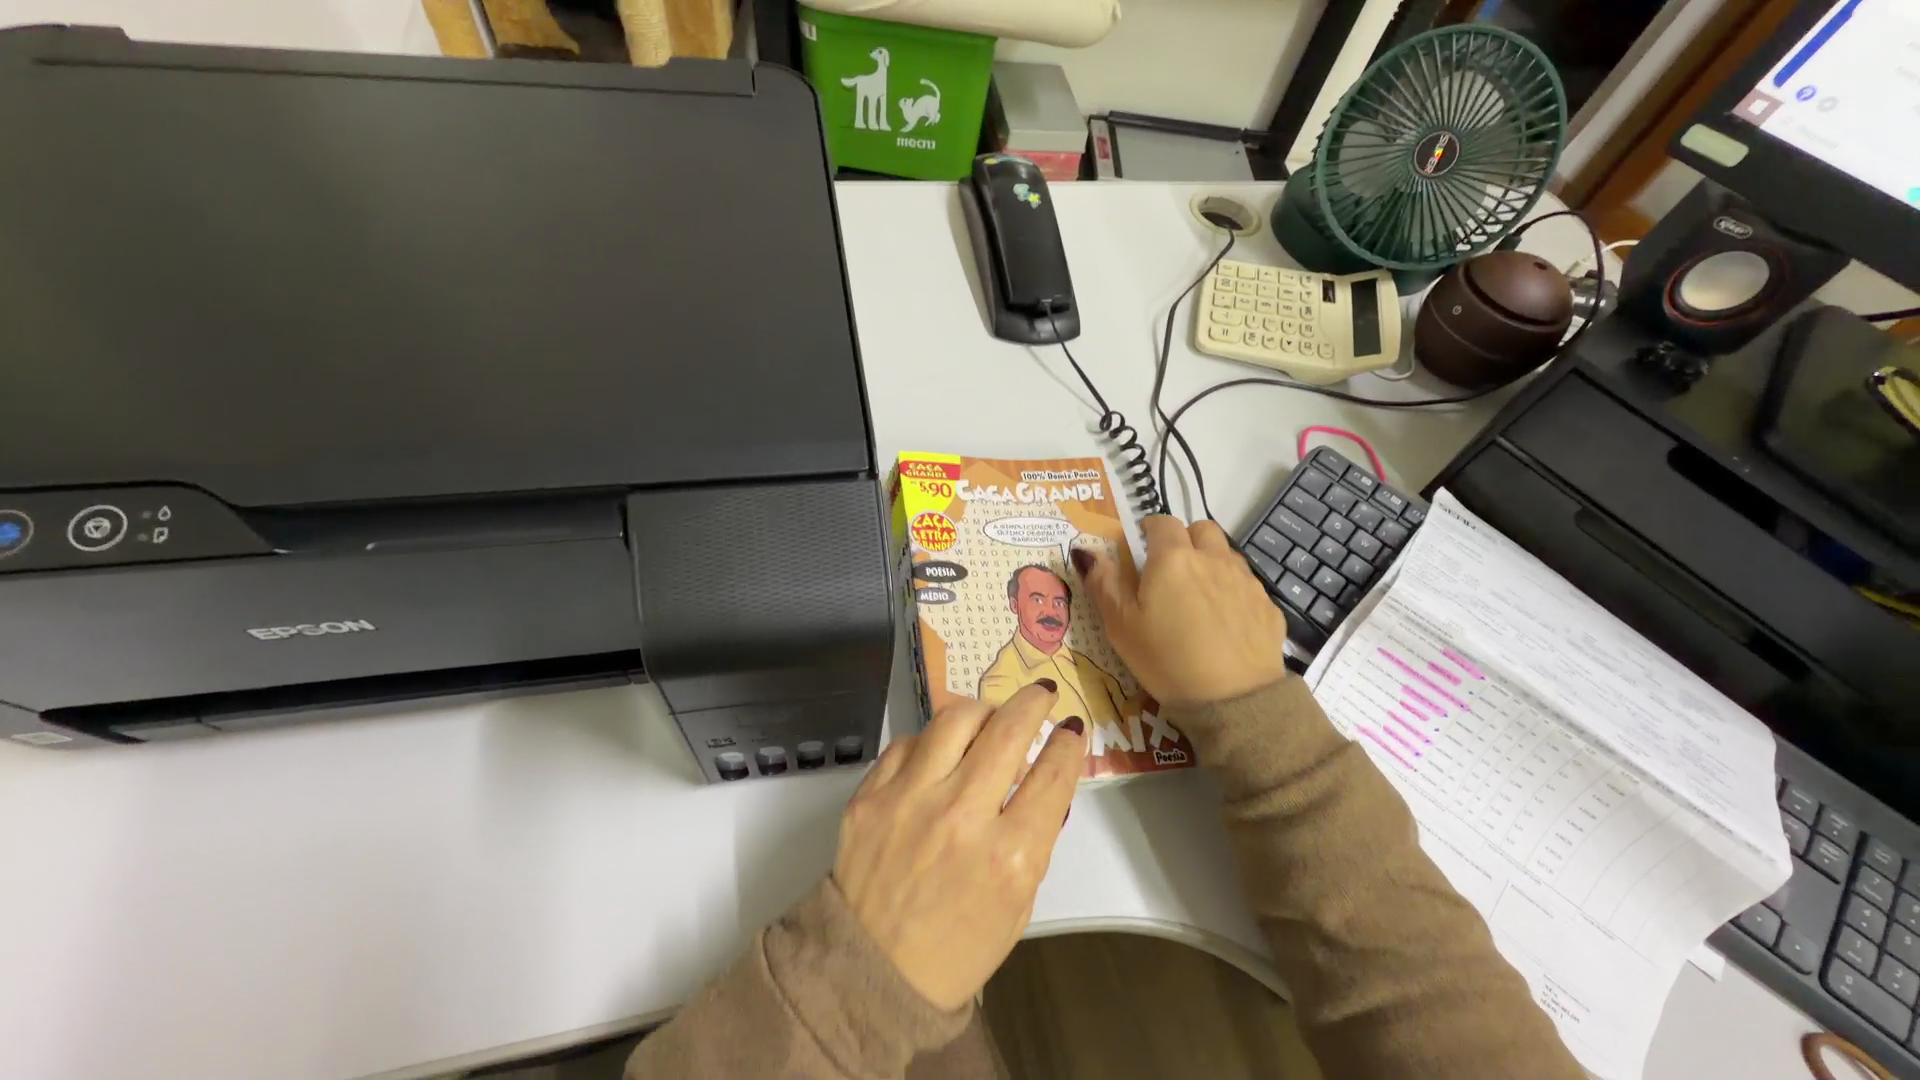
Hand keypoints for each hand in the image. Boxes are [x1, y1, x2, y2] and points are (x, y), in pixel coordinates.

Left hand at [832, 683, 1085, 1010]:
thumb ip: (1034, 838)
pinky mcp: (870, 796)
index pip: (1053, 773)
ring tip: (991, 715)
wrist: (872, 973)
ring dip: (983, 709)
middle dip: (1033, 703)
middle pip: (1007, 730)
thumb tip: (1044, 777)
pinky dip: (932, 739)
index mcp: (1009, 856)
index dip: (1069, 742)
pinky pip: (908, 742)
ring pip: (955, 719)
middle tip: (1041, 695)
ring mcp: (909, 800)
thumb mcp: (1019, 904)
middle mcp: (961, 817)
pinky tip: (941, 751)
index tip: (1071, 729)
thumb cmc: (959, 948)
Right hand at [1072, 517, 1287, 707]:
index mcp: (1173, 559)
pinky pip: (1247, 586)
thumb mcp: (1120, 627)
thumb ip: (1104, 584)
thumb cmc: (1166, 660)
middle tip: (1171, 570)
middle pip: (1202, 529)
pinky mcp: (1268, 606)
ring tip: (1198, 598)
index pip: (1162, 522)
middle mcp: (1213, 559)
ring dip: (1210, 563)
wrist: (1233, 701)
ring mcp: (1246, 582)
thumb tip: (1087, 552)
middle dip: (1185, 539)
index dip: (1150, 529)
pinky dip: (1232, 593)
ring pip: (1226, 555)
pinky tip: (1224, 623)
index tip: (1141, 548)